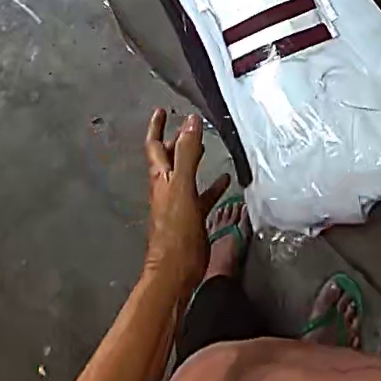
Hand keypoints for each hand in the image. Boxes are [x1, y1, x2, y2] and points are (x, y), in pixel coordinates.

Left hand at [143, 108, 228, 292]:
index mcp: (161, 178)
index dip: (157, 127)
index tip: (161, 110)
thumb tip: (190, 121)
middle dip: (176, 139)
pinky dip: (213, 185)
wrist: (175, 270)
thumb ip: (187, 153)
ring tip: (209, 144)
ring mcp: (179, 202)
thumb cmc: (175, 228)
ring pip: (186, 173)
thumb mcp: (181, 186)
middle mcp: (167, 187)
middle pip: (169, 158)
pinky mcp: (192, 216)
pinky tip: (226, 180)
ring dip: (195, 158)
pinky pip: (203, 194)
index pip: (154, 146)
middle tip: (187, 124)